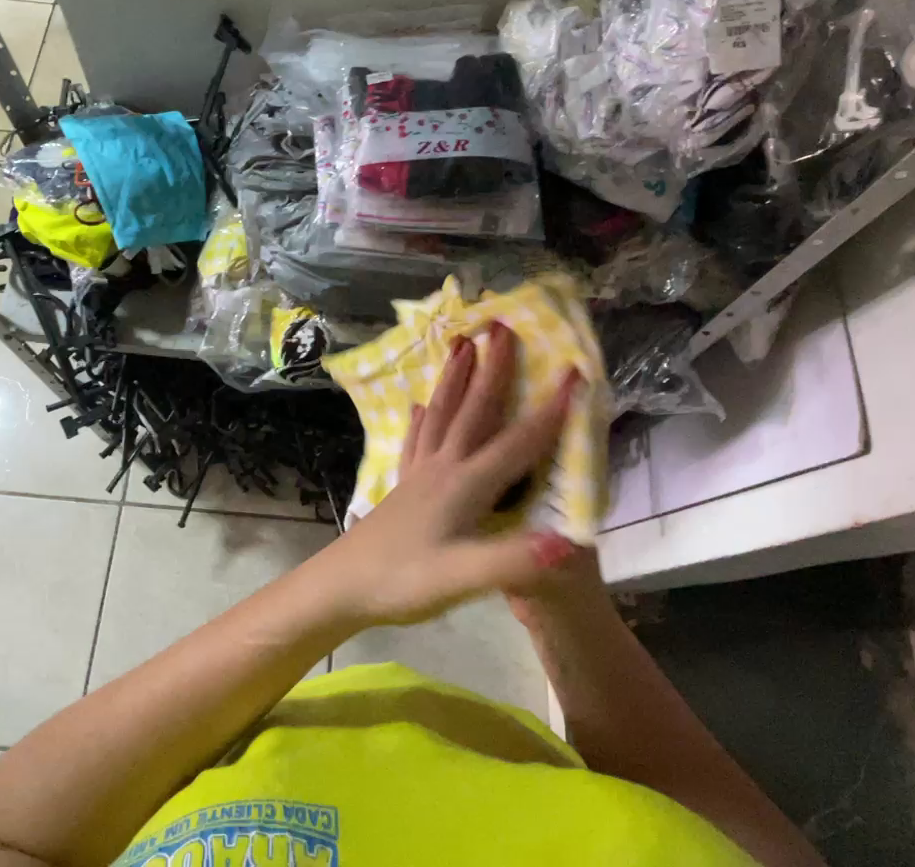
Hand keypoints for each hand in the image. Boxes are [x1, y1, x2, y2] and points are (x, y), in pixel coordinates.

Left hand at [304, 322, 583, 628]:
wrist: (341, 587)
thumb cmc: (402, 583)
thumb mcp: (462, 579)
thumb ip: (513, 561)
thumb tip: (571, 544)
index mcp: (465, 485)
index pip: (516, 442)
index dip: (549, 410)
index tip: (573, 370)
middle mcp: (443, 468)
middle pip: (472, 410)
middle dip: (492, 369)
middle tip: (500, 327)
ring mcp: (418, 474)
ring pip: (440, 415)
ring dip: (454, 379)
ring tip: (460, 347)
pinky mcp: (401, 486)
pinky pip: (415, 441)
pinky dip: (421, 420)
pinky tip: (417, 407)